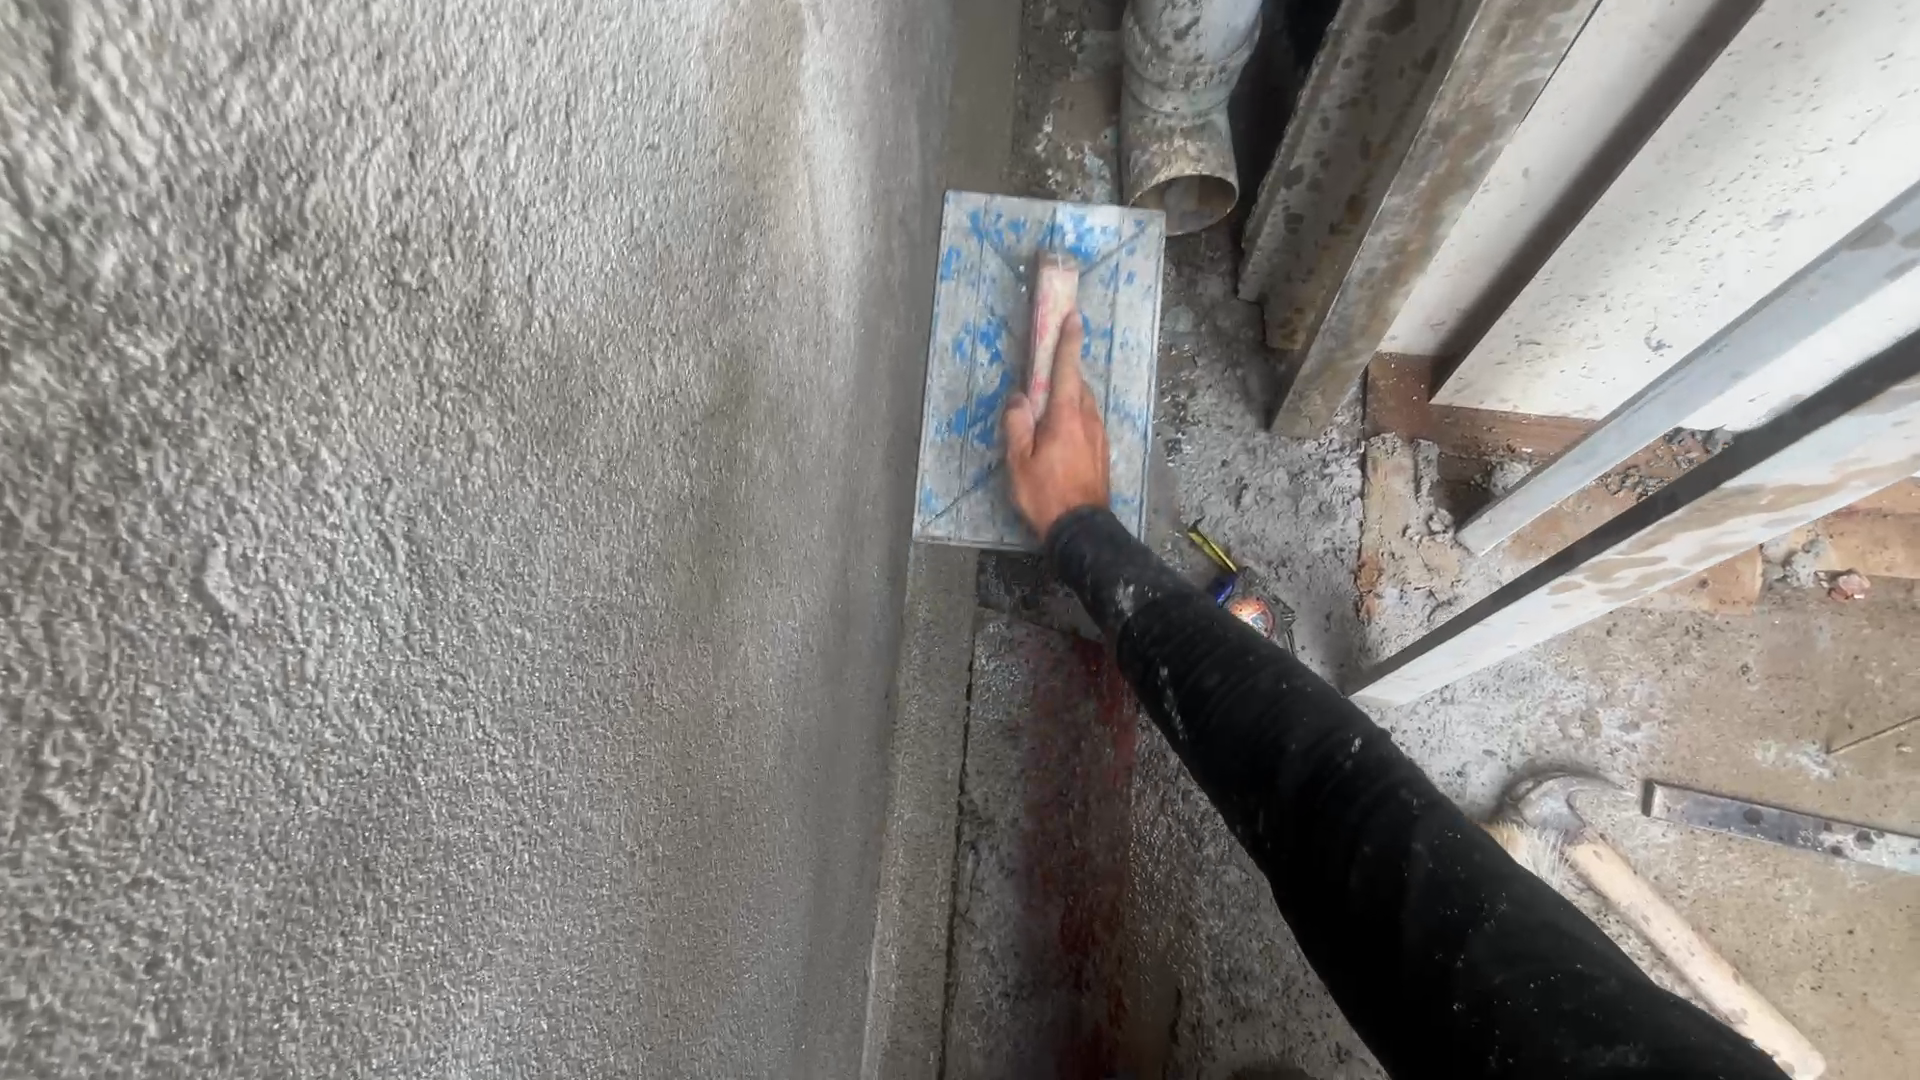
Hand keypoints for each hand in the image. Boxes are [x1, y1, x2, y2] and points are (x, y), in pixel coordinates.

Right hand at [1005, 309, 1109, 538]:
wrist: (1080, 528)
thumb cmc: (1045, 494)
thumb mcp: (1018, 461)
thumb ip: (1016, 424)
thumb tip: (1019, 398)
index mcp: (1066, 416)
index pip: (1067, 369)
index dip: (1069, 341)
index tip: (1073, 317)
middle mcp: (1088, 419)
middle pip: (1076, 386)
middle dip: (1062, 377)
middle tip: (1042, 382)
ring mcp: (1099, 436)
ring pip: (1083, 406)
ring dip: (1067, 401)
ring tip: (1045, 417)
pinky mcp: (1102, 452)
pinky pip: (1087, 424)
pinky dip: (1073, 420)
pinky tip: (1058, 438)